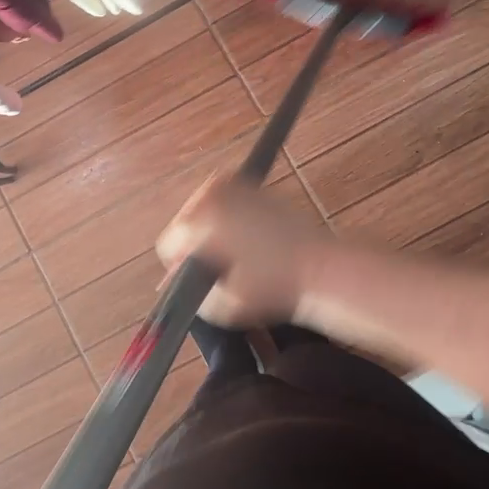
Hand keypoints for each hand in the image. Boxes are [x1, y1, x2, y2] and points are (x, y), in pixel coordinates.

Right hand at [155, 175, 338, 327]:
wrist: (320, 266)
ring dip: (210, 231)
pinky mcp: (251, 185)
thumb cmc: (272, 286)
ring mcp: (233, 183)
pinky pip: (223, 202)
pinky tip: (245, 240)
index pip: (169, 243)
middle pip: (185, 222)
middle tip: (219, 269)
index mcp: (200, 218)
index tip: (201, 280)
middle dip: (196, 245)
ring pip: (202, 211)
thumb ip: (190, 295)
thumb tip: (175, 282)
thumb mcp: (224, 305)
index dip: (181, 267)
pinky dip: (226, 219)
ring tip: (235, 255)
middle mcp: (212, 192)